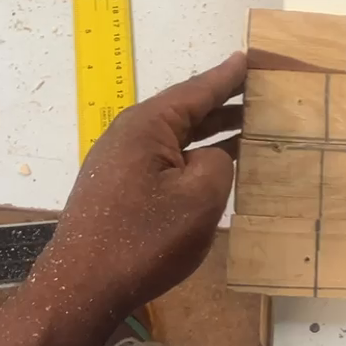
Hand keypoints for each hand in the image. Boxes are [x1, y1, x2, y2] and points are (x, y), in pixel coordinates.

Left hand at [33, 53, 247, 319]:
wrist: (83, 288)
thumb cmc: (144, 239)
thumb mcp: (200, 197)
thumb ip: (218, 163)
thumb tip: (211, 157)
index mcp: (148, 125)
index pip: (197, 90)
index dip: (229, 76)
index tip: (252, 57)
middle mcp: (131, 134)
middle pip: (186, 110)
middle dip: (225, 104)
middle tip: (262, 94)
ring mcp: (122, 161)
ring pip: (177, 138)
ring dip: (212, 133)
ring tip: (250, 127)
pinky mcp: (120, 187)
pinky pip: (166, 160)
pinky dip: (195, 157)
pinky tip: (216, 167)